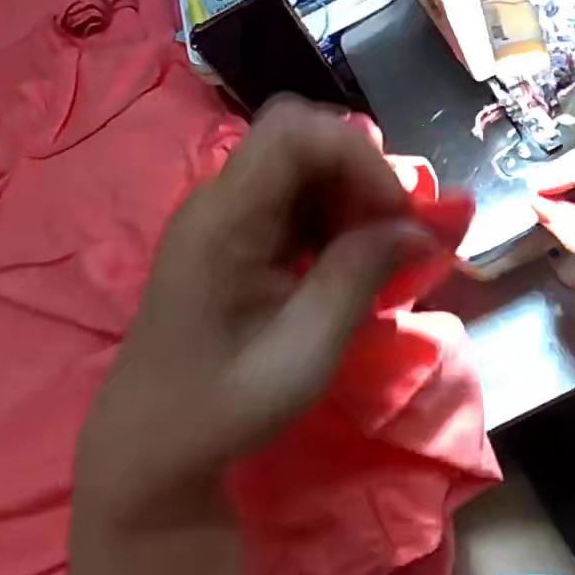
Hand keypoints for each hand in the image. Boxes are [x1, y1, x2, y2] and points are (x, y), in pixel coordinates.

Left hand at [77, 101, 454, 519]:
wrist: (154, 441)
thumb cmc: (224, 404)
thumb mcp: (305, 349)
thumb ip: (361, 275)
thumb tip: (421, 229)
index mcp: (223, 218)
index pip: (293, 133)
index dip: (357, 154)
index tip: (395, 212)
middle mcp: (220, 197)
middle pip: (300, 136)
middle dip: (360, 169)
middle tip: (393, 227)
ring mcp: (226, 210)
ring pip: (303, 160)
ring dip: (351, 191)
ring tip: (375, 247)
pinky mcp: (237, 229)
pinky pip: (296, 193)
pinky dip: (334, 212)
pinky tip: (346, 256)